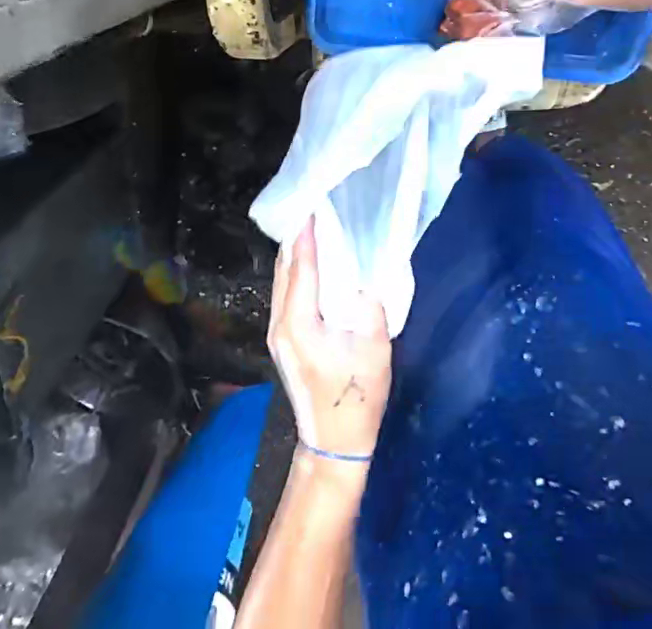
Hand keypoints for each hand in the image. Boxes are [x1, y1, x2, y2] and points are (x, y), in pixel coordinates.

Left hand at [268, 220, 391, 459]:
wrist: (333, 443)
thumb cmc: (356, 400)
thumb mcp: (374, 355)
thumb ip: (370, 314)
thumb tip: (365, 282)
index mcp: (299, 324)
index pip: (301, 269)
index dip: (306, 238)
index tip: (312, 209)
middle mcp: (280, 324)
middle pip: (283, 272)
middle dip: (296, 241)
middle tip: (312, 212)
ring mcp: (277, 334)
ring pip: (280, 283)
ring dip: (293, 257)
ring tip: (310, 231)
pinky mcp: (282, 340)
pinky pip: (283, 296)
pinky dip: (294, 275)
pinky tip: (308, 266)